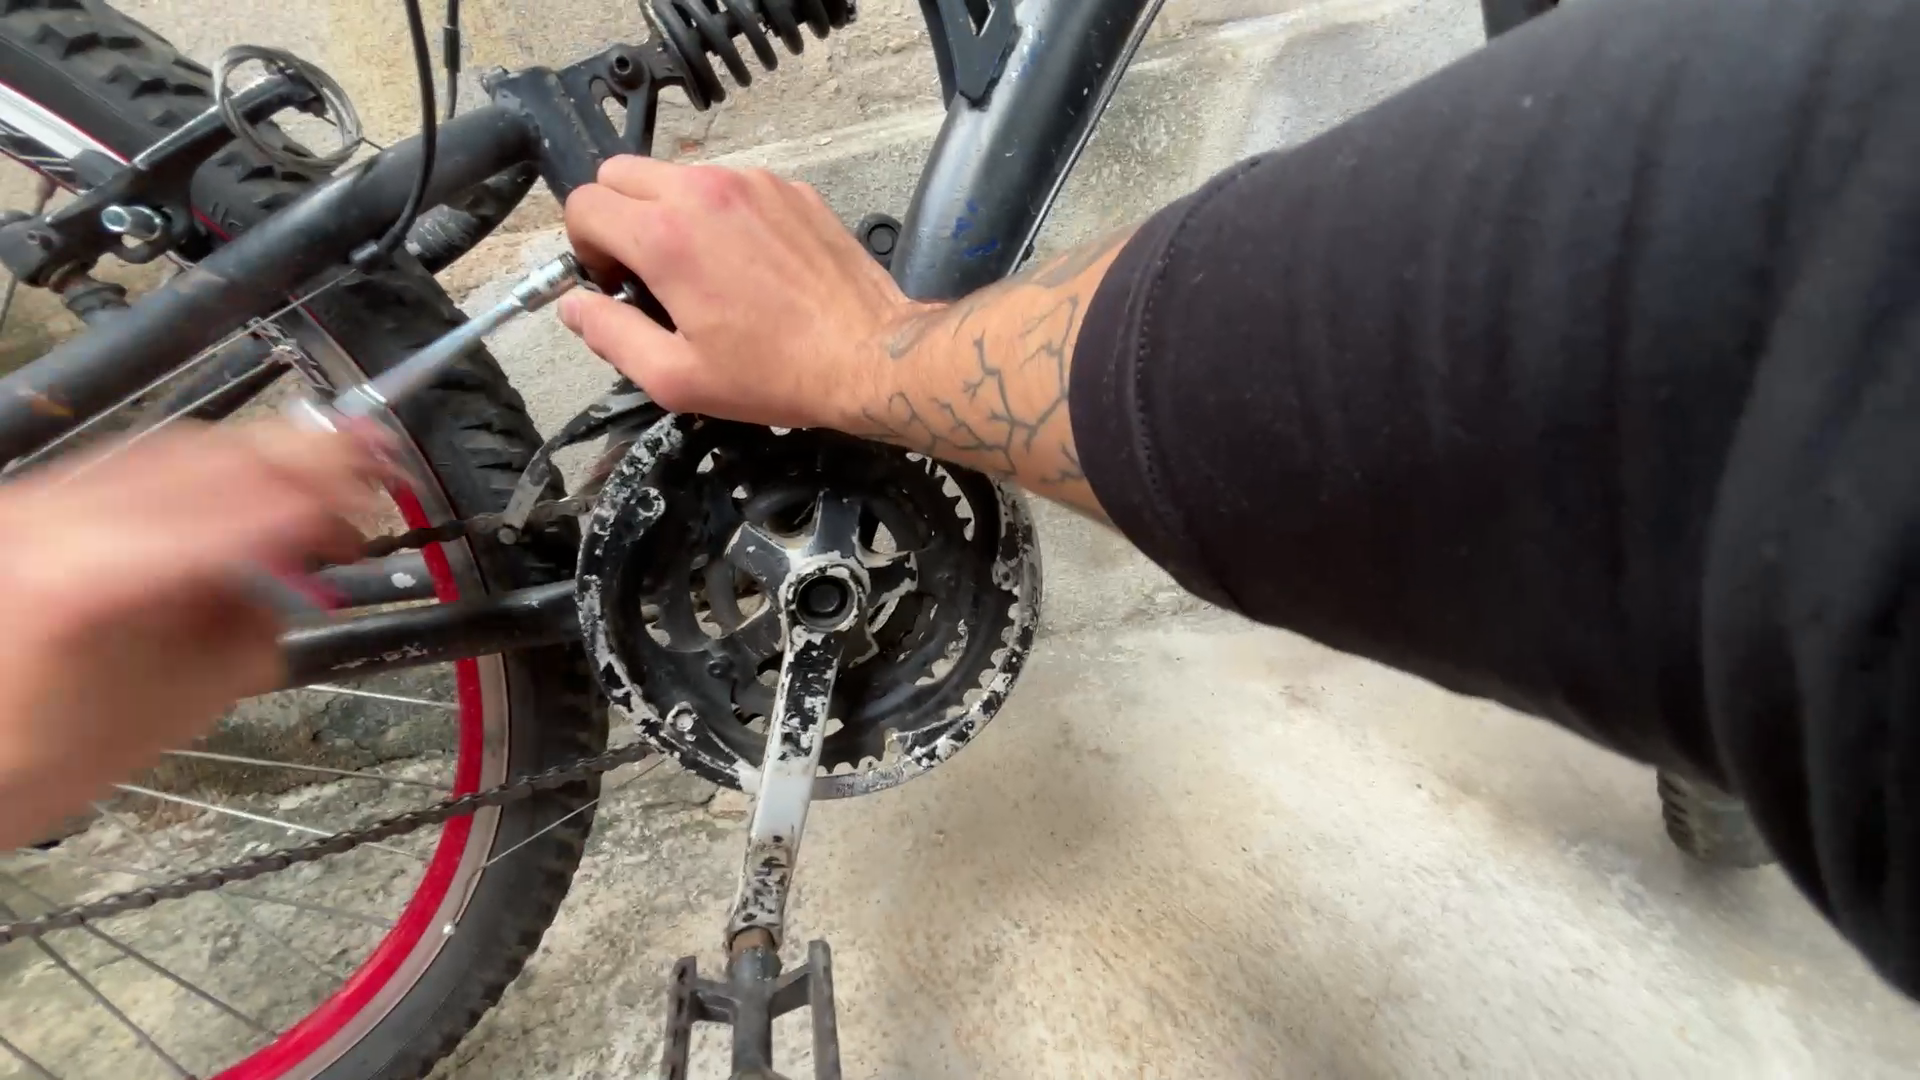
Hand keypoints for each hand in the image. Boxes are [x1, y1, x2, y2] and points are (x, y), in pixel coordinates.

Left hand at [0, 423, 388, 844]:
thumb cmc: (78, 746)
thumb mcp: (206, 684)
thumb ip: (268, 606)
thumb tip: (315, 546)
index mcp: (100, 580)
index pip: (250, 507)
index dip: (331, 489)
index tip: (388, 481)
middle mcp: (55, 522)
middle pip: (219, 457)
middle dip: (315, 451)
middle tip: (380, 451)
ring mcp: (36, 502)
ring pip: (184, 445)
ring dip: (277, 448)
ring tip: (340, 456)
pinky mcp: (33, 499)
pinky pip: (147, 457)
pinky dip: (224, 457)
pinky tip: (268, 468)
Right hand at [560, 156, 927, 430]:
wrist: (869, 358)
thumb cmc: (780, 374)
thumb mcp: (679, 377)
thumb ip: (612, 336)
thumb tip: (576, 308)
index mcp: (666, 236)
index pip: (584, 205)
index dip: (587, 250)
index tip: (617, 284)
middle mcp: (705, 192)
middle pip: (621, 175)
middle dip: (619, 220)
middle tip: (650, 274)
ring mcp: (754, 184)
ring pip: (680, 176)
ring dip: (673, 214)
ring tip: (708, 273)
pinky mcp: (792, 191)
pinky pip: (736, 186)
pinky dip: (727, 215)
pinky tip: (754, 265)